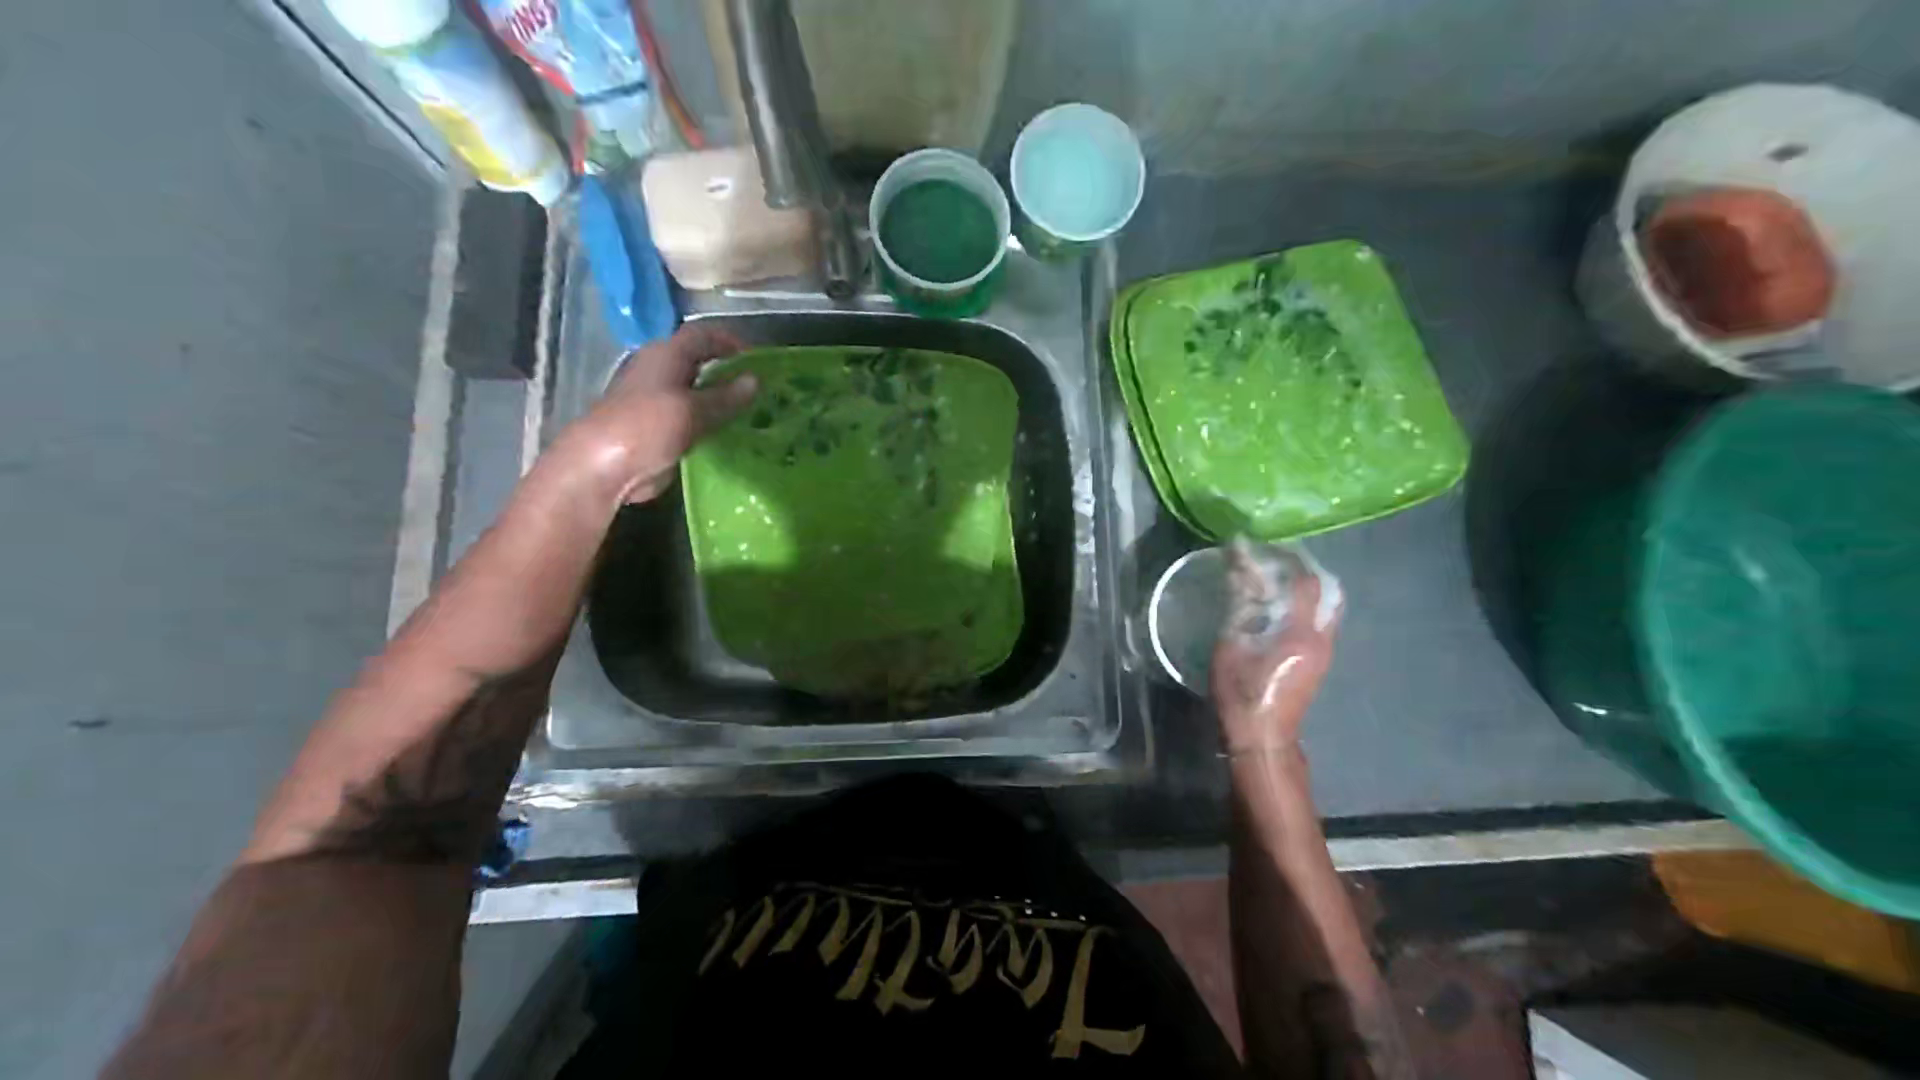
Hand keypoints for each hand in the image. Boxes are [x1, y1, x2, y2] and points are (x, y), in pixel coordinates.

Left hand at [555, 323, 756, 503]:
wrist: (605, 467)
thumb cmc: (647, 426)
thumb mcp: (693, 409)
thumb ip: (726, 396)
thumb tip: (755, 380)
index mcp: (665, 355)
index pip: (703, 335)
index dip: (731, 341)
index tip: (759, 359)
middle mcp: (661, 372)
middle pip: (700, 363)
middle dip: (731, 372)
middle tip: (763, 388)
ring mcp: (658, 401)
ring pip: (698, 393)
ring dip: (723, 400)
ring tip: (755, 412)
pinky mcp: (660, 428)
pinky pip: (693, 419)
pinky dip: (712, 422)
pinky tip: (733, 434)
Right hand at [1209, 541, 1340, 754]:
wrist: (1263, 737)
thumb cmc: (1242, 693)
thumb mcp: (1231, 646)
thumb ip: (1239, 605)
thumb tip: (1239, 568)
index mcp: (1301, 633)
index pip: (1305, 582)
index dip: (1286, 558)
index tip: (1262, 545)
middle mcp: (1322, 638)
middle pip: (1326, 590)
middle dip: (1303, 569)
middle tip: (1275, 557)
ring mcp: (1326, 650)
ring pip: (1327, 604)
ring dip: (1306, 585)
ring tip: (1275, 576)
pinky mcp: (1320, 659)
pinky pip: (1321, 618)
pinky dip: (1305, 603)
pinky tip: (1280, 603)